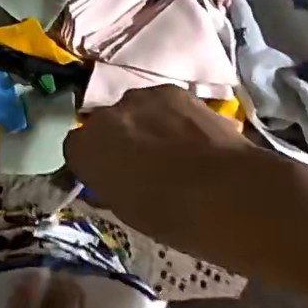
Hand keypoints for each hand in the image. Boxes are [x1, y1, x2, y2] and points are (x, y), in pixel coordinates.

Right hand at [63, 85, 250, 225]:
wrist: (232, 194)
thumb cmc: (173, 217)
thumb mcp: (127, 211)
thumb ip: (108, 188)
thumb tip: (107, 183)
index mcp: (83, 149)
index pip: (75, 150)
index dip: (93, 163)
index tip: (110, 178)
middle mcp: (102, 117)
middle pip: (103, 125)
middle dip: (118, 140)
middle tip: (143, 165)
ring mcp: (137, 99)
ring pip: (133, 111)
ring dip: (144, 125)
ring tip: (173, 149)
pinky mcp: (171, 91)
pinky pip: (161, 104)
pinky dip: (171, 117)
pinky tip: (192, 137)